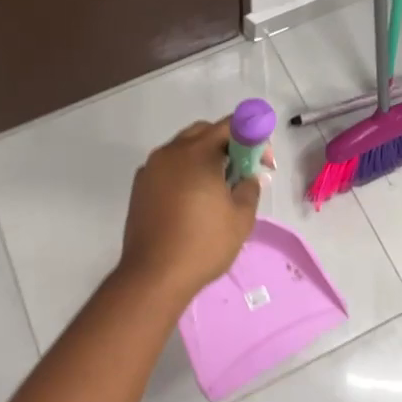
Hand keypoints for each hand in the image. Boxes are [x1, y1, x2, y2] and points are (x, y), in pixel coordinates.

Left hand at [117, 118, 270, 302]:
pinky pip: (167, 168)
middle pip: (203, 132)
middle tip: (241, 172)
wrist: (154, 276)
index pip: (230, 125)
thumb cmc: (203, 244)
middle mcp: (170, 152)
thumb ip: (249, 187)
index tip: (261, 162)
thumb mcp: (241, 217)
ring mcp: (150, 169)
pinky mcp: (139, 187)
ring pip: (182, 149)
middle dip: (226, 144)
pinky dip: (184, 173)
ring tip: (217, 189)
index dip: (251, 136)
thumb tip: (247, 177)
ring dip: (203, 158)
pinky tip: (192, 201)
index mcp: (197, 152)